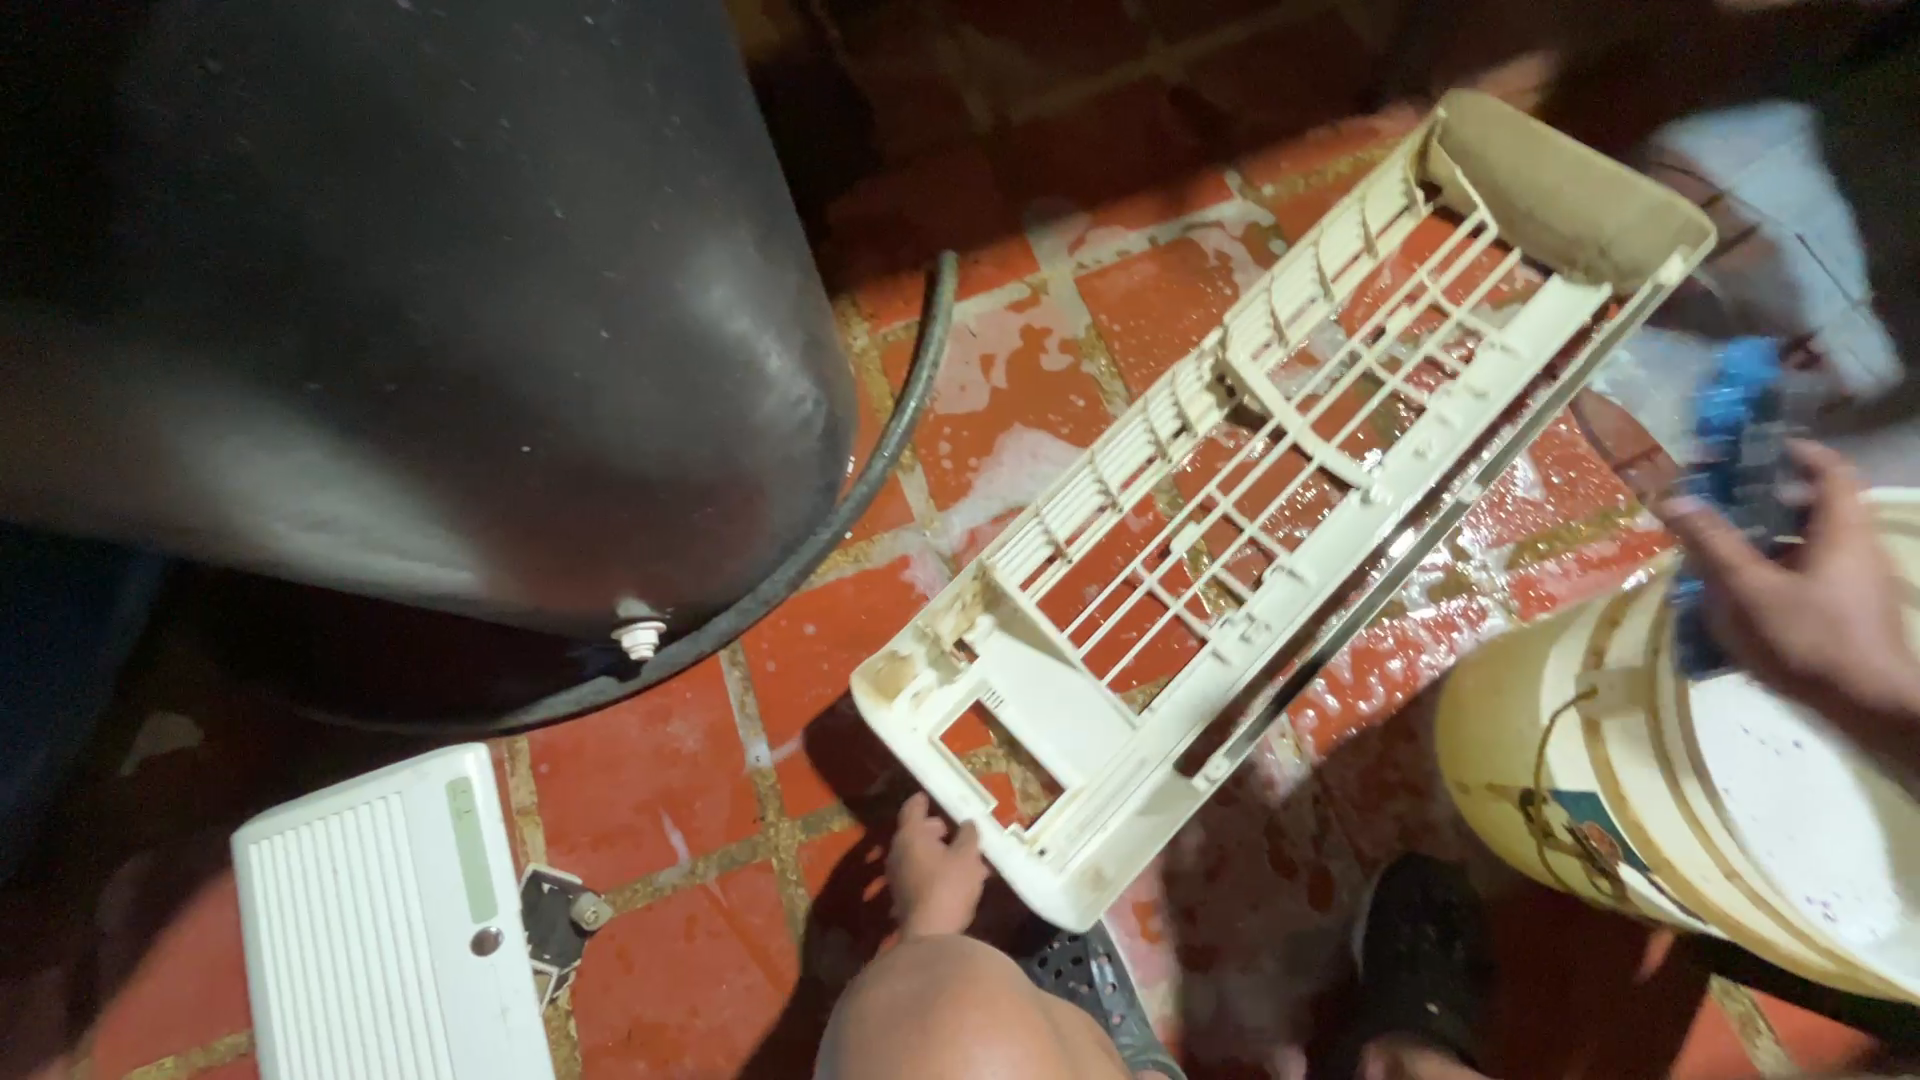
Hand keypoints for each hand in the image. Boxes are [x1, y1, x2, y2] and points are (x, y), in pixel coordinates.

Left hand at [887, 792, 987, 938]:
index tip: (931, 795)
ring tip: (969, 859)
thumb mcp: (967, 855)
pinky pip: (922, 874)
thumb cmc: (949, 885)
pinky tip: (961, 880)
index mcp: (910, 835)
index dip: (923, 800)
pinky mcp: (904, 897)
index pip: (913, 808)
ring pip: (922, 855)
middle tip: (960, 833)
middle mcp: (898, 851)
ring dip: (942, 853)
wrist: (931, 936)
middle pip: (917, 832)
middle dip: (939, 831)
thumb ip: (968, 835)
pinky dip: (938, 870)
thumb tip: (967, 824)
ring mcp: (898, 876)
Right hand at [1657, 440, 1919, 728]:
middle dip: (1760, 499)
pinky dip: (1767, 566)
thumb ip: (1711, 541)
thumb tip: (1673, 500)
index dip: (1797, 453)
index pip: (1830, 473)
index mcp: (1841, 534)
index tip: (1755, 448)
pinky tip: (1731, 587)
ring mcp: (1853, 580)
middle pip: (1811, 507)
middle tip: (1711, 500)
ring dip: (1757, 537)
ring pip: (1803, 542)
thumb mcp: (1747, 587)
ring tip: (1708, 546)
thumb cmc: (1808, 637)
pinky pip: (1802, 570)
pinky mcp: (1844, 607)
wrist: (1868, 703)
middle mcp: (1854, 549)